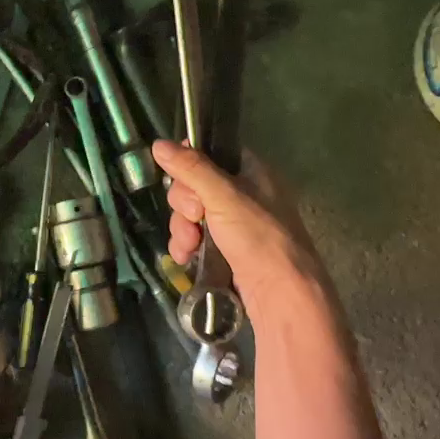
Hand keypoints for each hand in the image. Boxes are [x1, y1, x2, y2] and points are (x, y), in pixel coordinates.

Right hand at [152, 140, 323, 306]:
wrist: (281, 295)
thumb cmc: (259, 237)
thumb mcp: (224, 196)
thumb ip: (191, 169)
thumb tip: (158, 143)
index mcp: (252, 173)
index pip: (211, 154)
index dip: (190, 165)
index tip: (182, 179)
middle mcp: (242, 195)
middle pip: (193, 186)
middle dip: (184, 206)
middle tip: (195, 218)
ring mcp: (233, 225)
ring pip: (189, 215)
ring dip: (182, 230)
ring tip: (190, 247)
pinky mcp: (224, 251)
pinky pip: (193, 239)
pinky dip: (185, 247)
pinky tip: (187, 258)